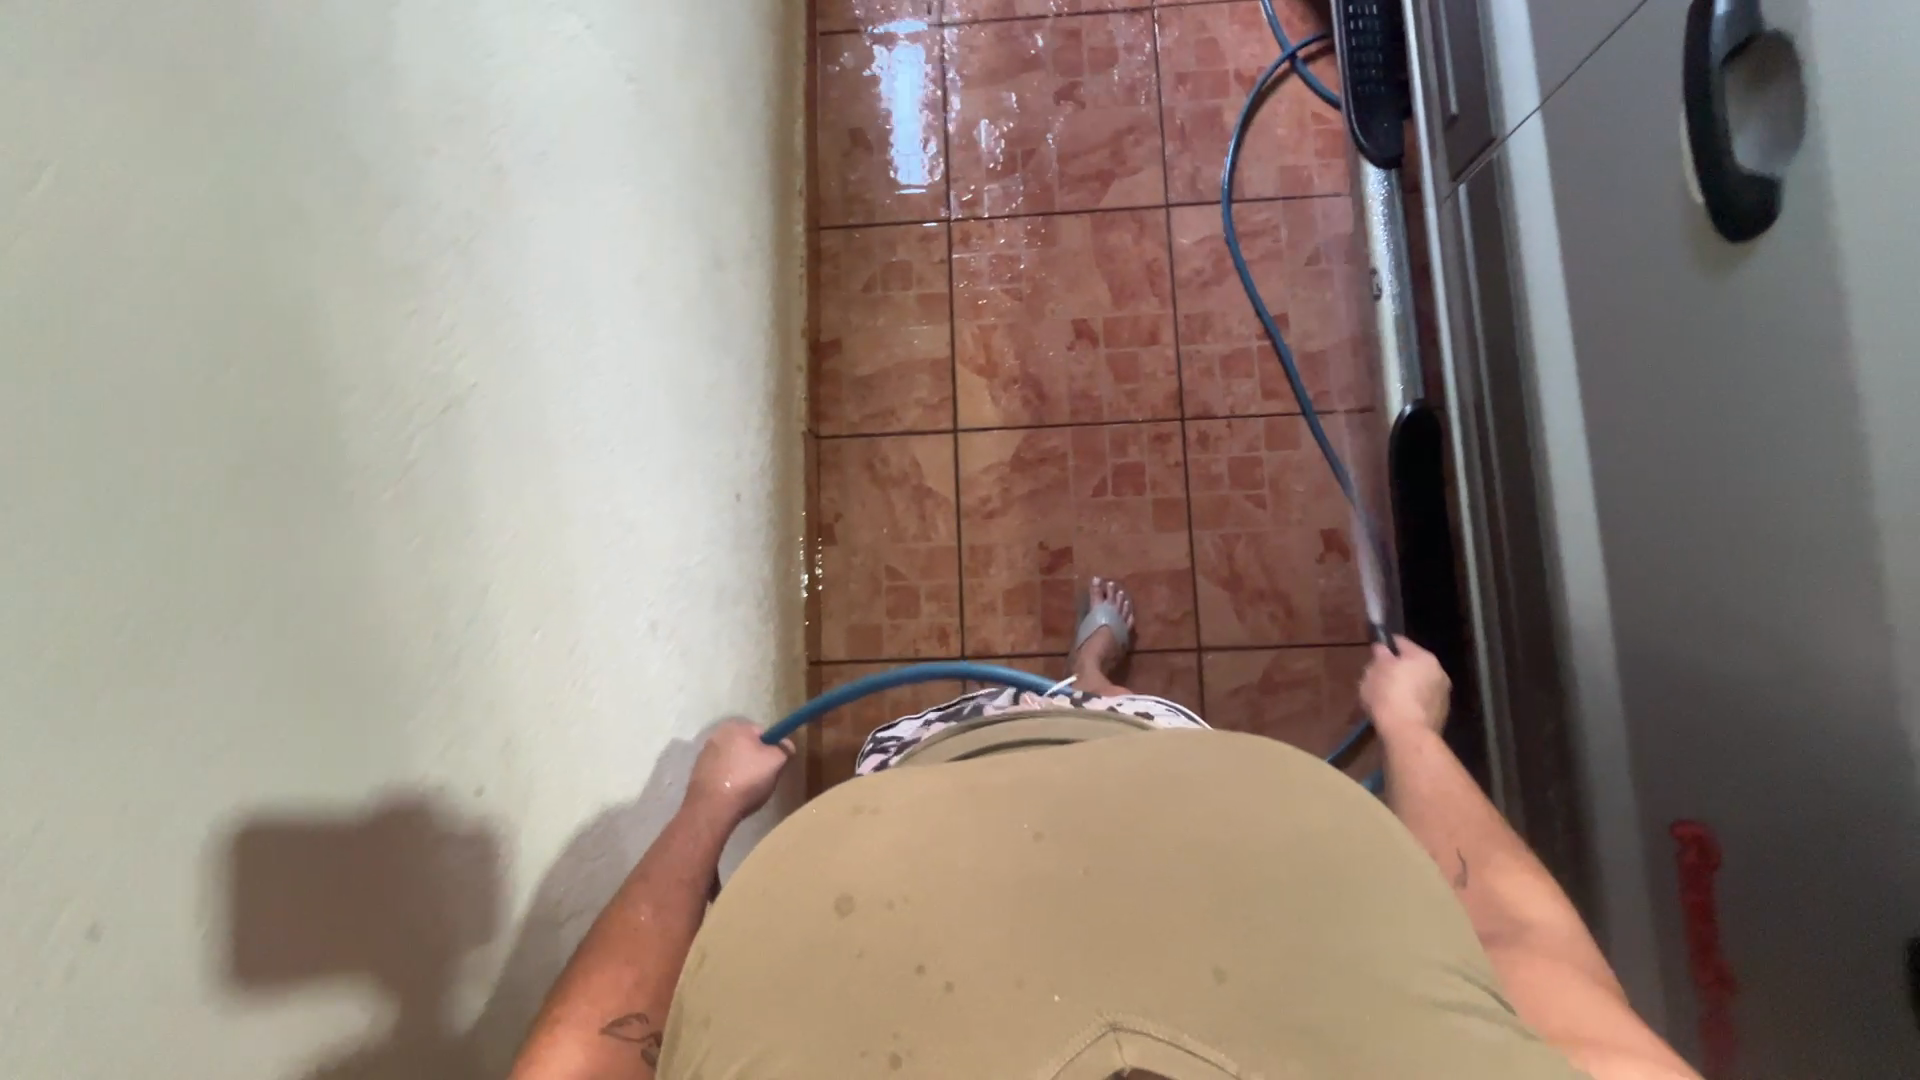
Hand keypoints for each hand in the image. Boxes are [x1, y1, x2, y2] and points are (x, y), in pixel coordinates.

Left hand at [686, 720, 793, 823]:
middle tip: (763, 778)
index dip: (772, 748)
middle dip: (755, 759)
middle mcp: (717, 735)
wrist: (711, 809)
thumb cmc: (746, 780)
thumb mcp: (776, 763)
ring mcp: (704, 755)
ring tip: (746, 789)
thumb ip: (784, 749)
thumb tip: (786, 744)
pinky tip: (731, 794)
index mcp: (736, 727)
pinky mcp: (697, 773)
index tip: (774, 765)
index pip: (762, 732)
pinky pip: (720, 772)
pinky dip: (727, 780)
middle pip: (746, 746)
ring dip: (740, 769)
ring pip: (732, 759)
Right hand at [1359, 636, 1450, 740]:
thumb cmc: (1388, 695)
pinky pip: (1422, 700)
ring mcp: (1443, 694)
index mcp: (1423, 657)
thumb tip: (1383, 649)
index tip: (1375, 651)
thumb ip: (1380, 657)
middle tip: (1379, 676)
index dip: (1386, 645)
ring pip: (1419, 683)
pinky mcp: (1441, 713)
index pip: (1402, 643)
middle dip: (1398, 668)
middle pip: (1413, 664)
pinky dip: (1412, 701)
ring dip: (1406, 686)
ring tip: (1387, 695)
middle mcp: (1439, 672)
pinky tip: (1397, 709)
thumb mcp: (1374, 672)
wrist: (1408, 732)